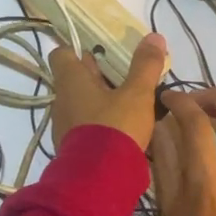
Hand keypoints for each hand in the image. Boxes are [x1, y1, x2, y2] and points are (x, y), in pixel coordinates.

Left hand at [49, 33, 168, 148]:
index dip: (77, 49)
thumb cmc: (116, 126)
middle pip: (74, 78)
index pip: (60, 53)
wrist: (100, 179)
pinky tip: (122, 126)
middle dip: (97, 74)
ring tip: (128, 100)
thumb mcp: (137, 94)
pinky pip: (84, 124)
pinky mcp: (72, 146)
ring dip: (100, 99)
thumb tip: (154, 36)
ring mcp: (63, 125)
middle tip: (124, 73)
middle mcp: (60, 100)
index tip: (99, 52)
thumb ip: (145, 66)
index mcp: (70, 80)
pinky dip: (99, 121)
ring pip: (80, 102)